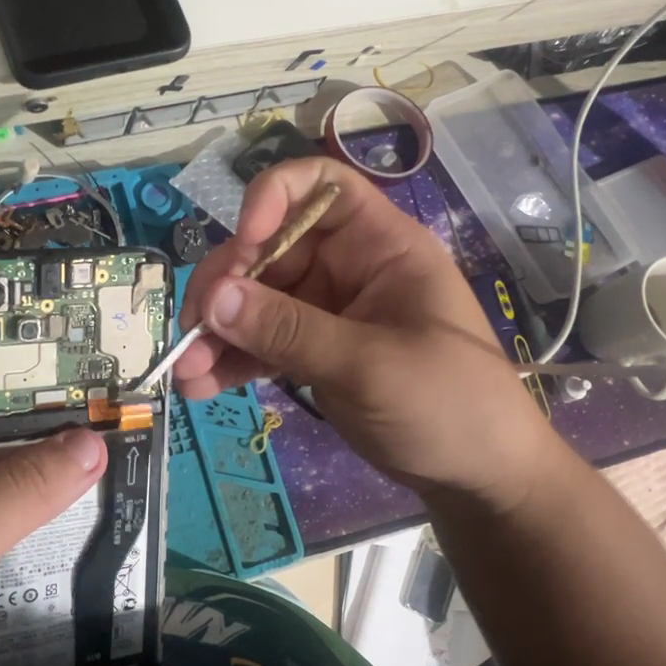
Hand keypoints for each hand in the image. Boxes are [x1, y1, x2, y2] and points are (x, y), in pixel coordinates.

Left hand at [0, 352, 103, 665]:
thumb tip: (94, 441)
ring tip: (128, 443)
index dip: (27, 356)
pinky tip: (93, 502)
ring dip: (53, 461)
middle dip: (54, 412)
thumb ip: (22, 488)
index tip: (95, 354)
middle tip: (127, 403)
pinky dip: (40, 505)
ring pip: (3, 463)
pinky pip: (2, 507)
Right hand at [174, 158, 554, 503]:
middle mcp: (347, 267)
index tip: (243, 241)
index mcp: (379, 245)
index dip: (274, 197)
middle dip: (225, 284)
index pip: (320, 186)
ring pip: (254, 299)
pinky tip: (201, 386)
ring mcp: (326, 310)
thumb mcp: (370, 365)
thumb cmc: (449, 405)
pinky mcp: (312, 351)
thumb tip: (213, 299)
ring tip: (186, 370)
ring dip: (216, 330)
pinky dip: (230, 360)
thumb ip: (289, 330)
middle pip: (268, 248)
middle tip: (193, 326)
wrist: (479, 479)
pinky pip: (259, 342)